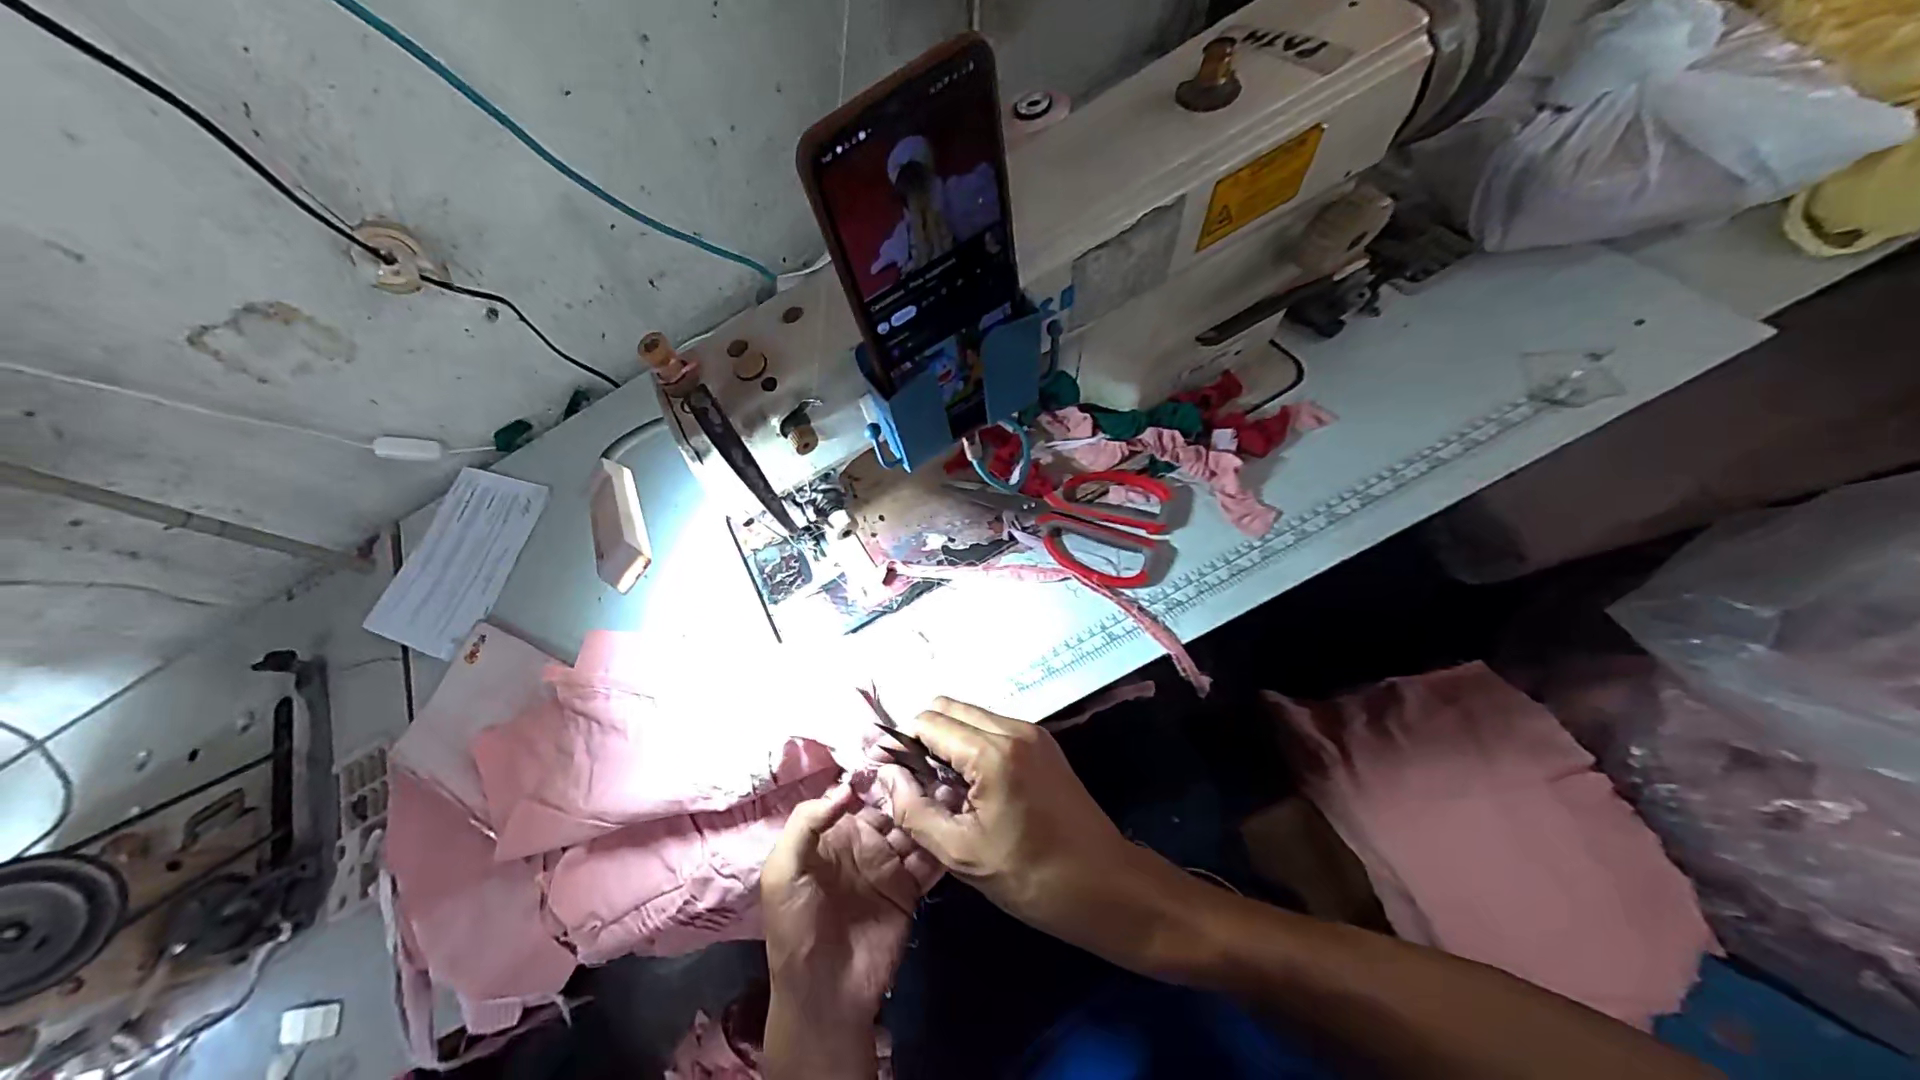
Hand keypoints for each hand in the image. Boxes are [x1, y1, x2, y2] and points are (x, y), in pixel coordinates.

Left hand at [761, 785, 941, 1024]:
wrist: (824, 995)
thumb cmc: (795, 929)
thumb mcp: (783, 872)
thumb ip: (806, 823)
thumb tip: (846, 786)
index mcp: (831, 835)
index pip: (856, 794)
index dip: (875, 775)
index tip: (899, 753)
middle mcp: (862, 843)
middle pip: (890, 806)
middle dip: (909, 788)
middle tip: (934, 766)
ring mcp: (888, 866)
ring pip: (913, 828)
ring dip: (929, 811)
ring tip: (953, 789)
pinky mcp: (910, 890)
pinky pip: (928, 861)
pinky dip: (941, 843)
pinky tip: (955, 824)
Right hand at [877, 698, 1179, 957]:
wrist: (1107, 886)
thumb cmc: (1031, 876)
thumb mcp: (961, 853)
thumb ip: (913, 810)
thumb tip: (886, 776)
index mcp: (992, 752)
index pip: (928, 721)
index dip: (901, 744)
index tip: (890, 775)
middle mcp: (1013, 728)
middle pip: (949, 708)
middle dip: (923, 738)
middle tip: (916, 782)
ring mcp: (1033, 733)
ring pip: (970, 716)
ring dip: (948, 742)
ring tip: (945, 790)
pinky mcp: (1043, 744)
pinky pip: (992, 729)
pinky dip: (972, 747)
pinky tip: (972, 788)